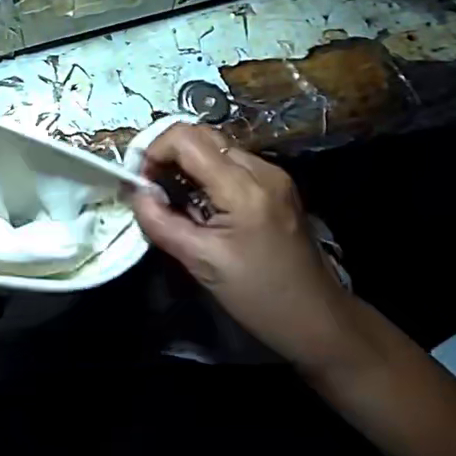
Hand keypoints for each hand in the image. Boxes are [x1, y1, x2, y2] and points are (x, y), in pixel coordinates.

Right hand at [129, 124, 356, 368]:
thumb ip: (161, 222)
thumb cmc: (259, 297)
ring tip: (174, 197)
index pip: (186, 138)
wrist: (320, 321)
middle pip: (201, 134)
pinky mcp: (276, 184)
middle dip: (168, 153)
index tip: (140, 181)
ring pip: (215, 145)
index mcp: (243, 187)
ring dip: (187, 162)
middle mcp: (260, 169)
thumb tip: (135, 191)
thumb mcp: (201, 263)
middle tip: (151, 186)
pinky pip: (231, 162)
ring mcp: (272, 174)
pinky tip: (201, 203)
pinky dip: (207, 172)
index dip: (154, 150)